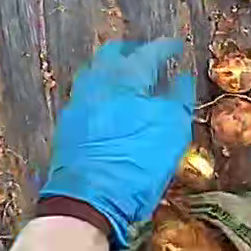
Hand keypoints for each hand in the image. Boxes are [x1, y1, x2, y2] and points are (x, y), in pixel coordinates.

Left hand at [40, 39, 195, 245]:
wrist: (88, 202)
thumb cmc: (136, 163)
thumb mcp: (171, 130)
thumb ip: (178, 98)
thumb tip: (182, 79)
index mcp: (123, 78)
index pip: (148, 52)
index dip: (166, 48)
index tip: (176, 47)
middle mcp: (96, 83)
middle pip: (113, 54)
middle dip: (133, 51)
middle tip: (150, 56)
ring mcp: (78, 104)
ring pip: (97, 74)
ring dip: (116, 71)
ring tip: (132, 80)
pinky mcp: (68, 126)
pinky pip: (89, 95)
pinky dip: (105, 91)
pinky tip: (115, 105)